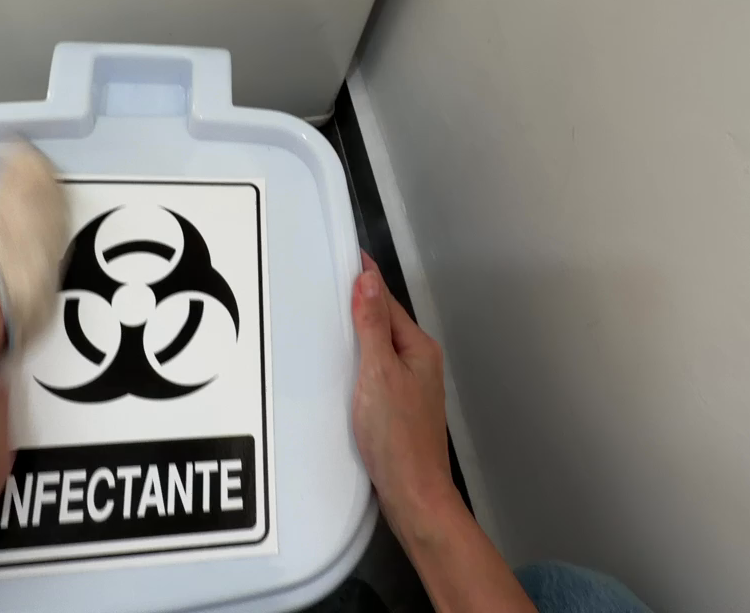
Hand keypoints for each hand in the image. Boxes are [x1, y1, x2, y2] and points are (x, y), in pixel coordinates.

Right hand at [350, 252, 458, 534]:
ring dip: (360, 330)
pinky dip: (360, 357)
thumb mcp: (377, 373)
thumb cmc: (396, 435)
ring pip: (381, 345)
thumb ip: (372, 326)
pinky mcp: (399, 404)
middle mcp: (419, 361)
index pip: (387, 302)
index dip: (367, 280)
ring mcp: (411, 384)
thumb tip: (368, 280)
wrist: (413, 494)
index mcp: (418, 348)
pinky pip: (377, 367)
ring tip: (332, 314)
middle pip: (385, 322)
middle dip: (362, 302)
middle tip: (330, 281)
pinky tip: (343, 362)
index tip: (349, 255)